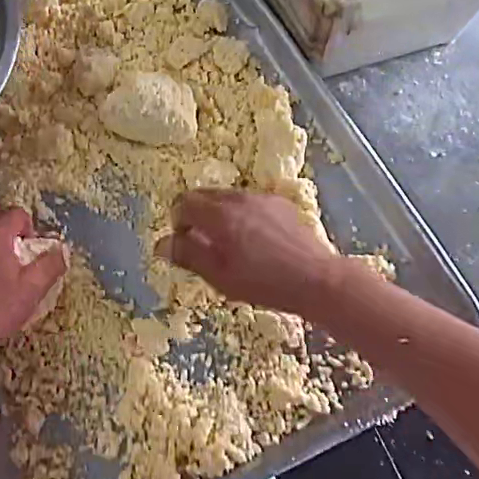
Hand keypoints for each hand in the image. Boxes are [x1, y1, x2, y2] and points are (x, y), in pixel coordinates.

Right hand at [163, 189, 360, 311]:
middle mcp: (237, 198)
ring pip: (228, 198)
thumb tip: (160, 244)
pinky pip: (251, 202)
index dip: (177, 220)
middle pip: (204, 195)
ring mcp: (261, 198)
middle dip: (196, 214)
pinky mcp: (281, 203)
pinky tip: (257, 240)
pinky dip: (244, 215)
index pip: (183, 202)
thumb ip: (187, 255)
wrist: (318, 280)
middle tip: (203, 242)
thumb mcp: (219, 276)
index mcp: (217, 214)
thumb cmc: (263, 283)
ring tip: (232, 243)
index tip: (184, 240)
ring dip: (220, 214)